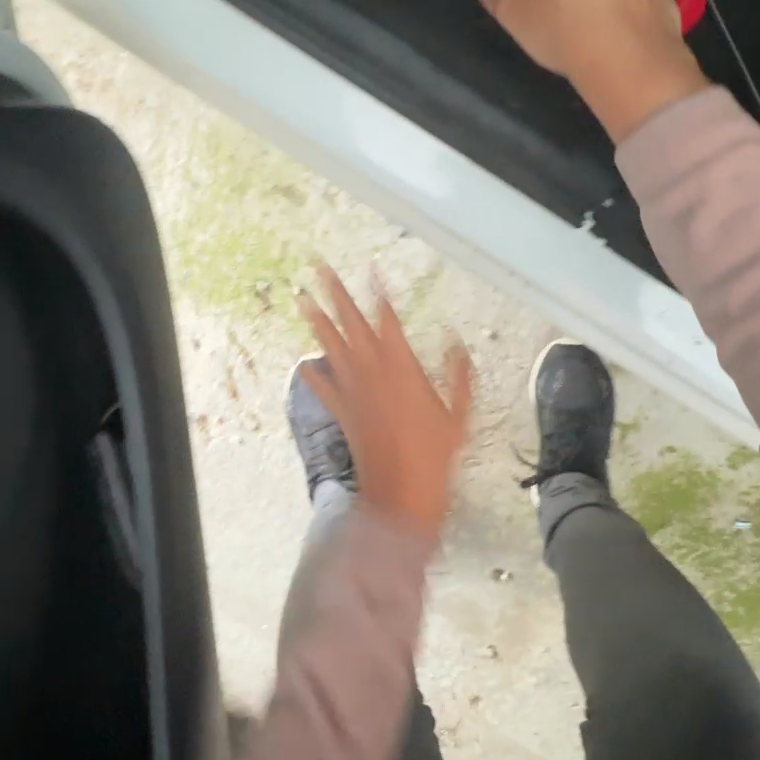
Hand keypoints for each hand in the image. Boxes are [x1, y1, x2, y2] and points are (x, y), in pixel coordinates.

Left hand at [296, 265, 473, 542]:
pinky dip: (312, 375)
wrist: (402, 492)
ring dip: (316, 321)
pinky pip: (323, 387)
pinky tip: (302, 363)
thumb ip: (458, 375)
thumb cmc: (435, 454)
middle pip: (351, 324)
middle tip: (318, 268)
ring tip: (301, 297)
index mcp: (402, 367)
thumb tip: (456, 341)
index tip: (370, 269)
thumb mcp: (459, 413)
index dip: (378, 293)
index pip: (387, 319)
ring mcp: (353, 391)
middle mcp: (372, 371)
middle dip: (335, 293)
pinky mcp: (341, 411)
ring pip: (331, 347)